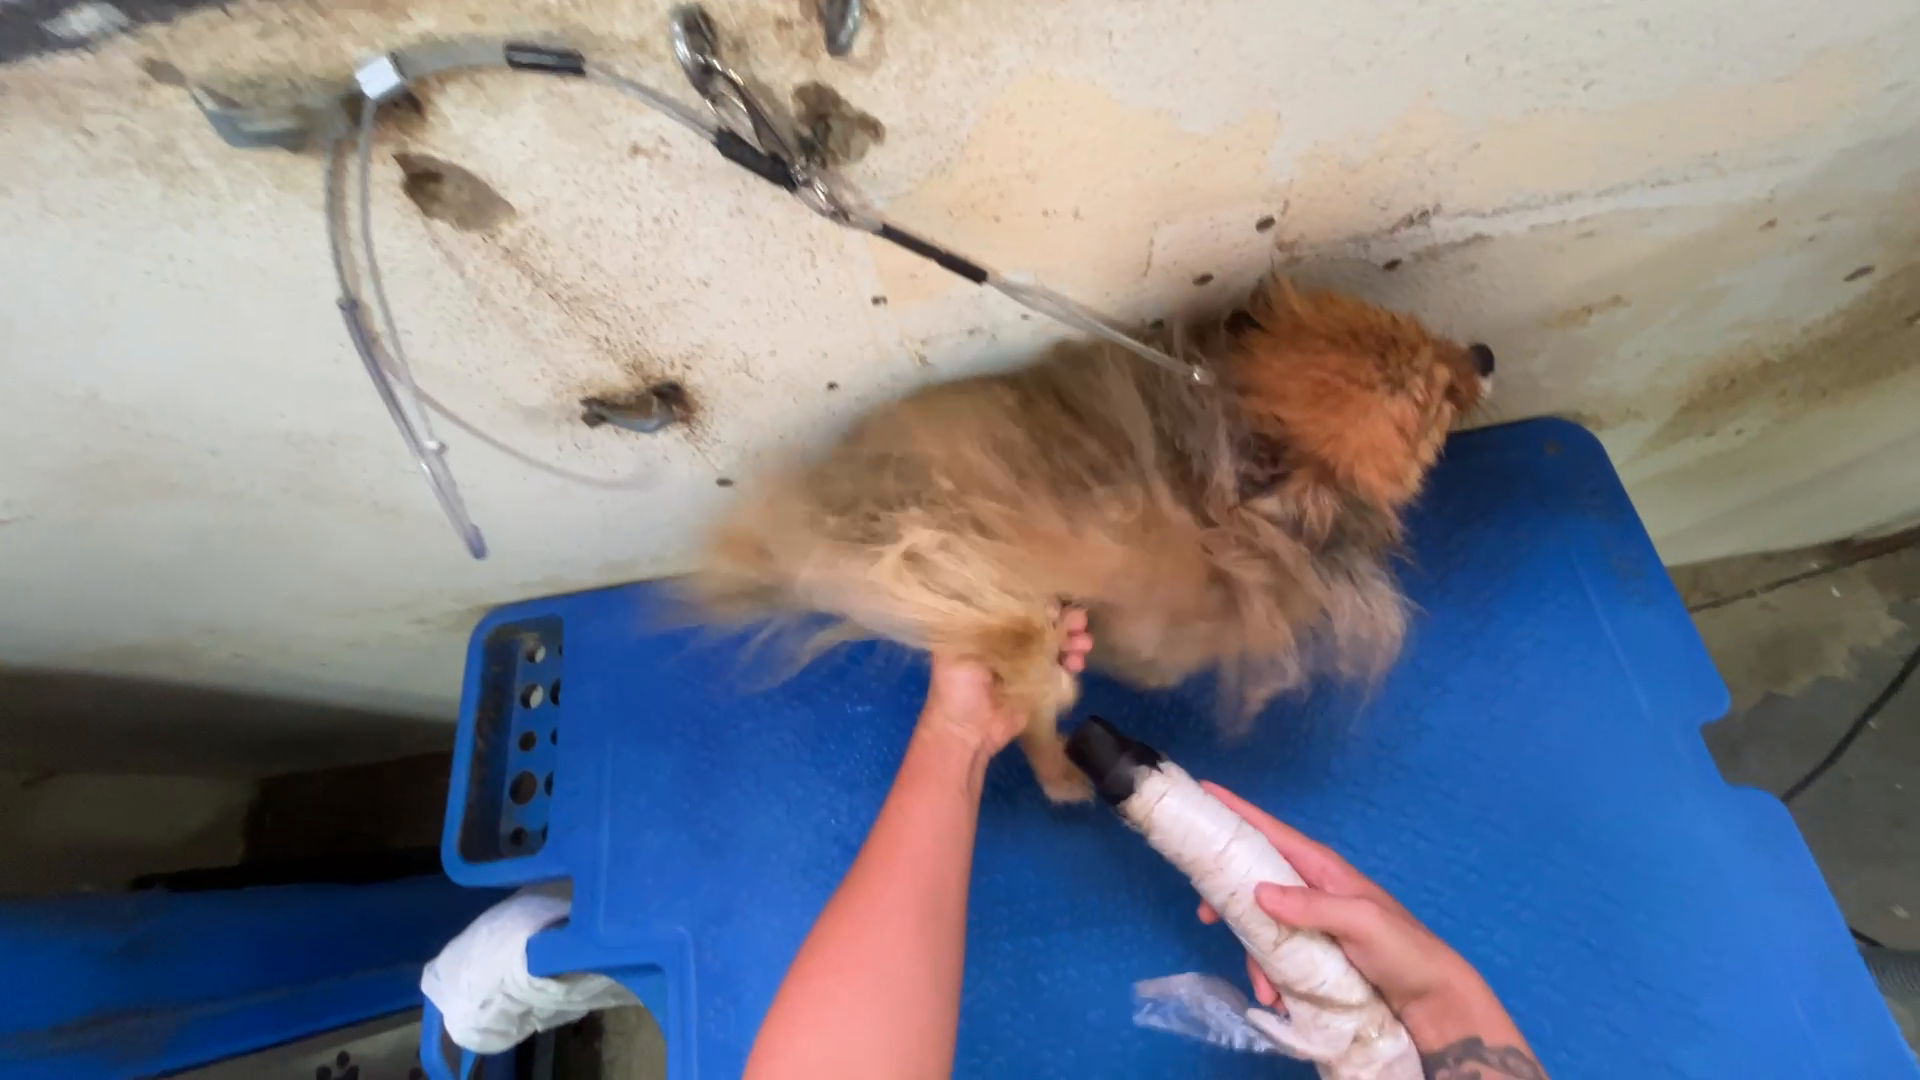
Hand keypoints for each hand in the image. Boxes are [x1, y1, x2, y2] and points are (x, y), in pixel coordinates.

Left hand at [919, 607, 1091, 755]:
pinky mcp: (1040, 684)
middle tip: (1080, 621)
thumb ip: (990, 624)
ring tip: (1083, 643)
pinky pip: (1061, 668)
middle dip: (1064, 621)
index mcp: (989, 629)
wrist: (965, 731)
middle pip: (1043, 625)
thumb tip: (1026, 605)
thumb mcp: (961, 646)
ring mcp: (1027, 664)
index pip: (1021, 608)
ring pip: (1056, 644)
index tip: (1057, 604)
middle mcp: (1010, 642)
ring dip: (1073, 640)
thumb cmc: (957, 686)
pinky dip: (1072, 662)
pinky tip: (1077, 663)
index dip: (1041, 604)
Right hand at [1195, 782, 1518, 1052]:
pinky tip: (1275, 996)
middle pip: (1250, 874)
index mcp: (1318, 866)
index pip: (1268, 829)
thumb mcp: (1362, 922)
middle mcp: (1306, 885)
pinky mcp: (1307, 949)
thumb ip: (1311, 905)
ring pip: (1257, 919)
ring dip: (1252, 951)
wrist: (1435, 1003)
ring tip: (1263, 986)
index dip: (1234, 809)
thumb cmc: (1404, 950)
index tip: (1201, 791)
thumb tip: (1257, 891)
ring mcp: (1305, 918)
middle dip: (1226, 895)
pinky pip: (1273, 952)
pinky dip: (1268, 973)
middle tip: (1206, 912)